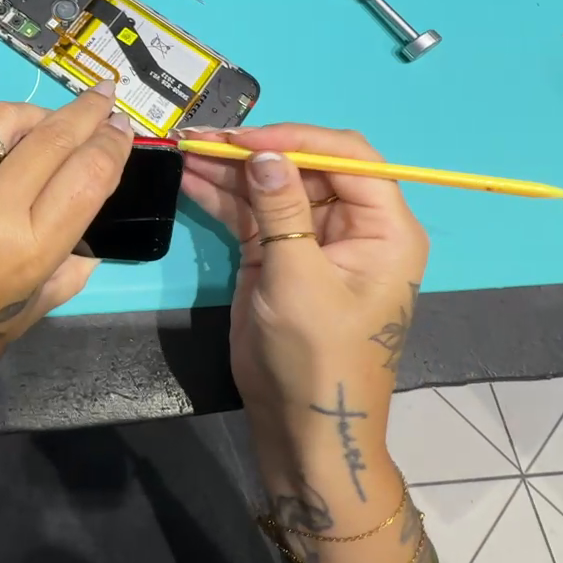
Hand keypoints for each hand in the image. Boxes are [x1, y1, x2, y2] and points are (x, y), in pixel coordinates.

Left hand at [0, 86, 132, 408]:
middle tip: (105, 99)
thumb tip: (89, 231)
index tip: (123, 128)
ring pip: (1, 119)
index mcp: (27, 249)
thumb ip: (68, 268)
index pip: (87, 176)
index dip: (113, 144)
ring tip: (48, 120)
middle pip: (52, 139)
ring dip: (36, 112)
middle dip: (88, 113)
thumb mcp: (32, 311)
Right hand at [179, 124, 427, 491]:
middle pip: (300, 166)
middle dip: (250, 151)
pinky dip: (218, 194)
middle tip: (197, 140)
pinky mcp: (275, 252)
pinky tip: (186, 177)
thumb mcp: (300, 280)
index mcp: (382, 228)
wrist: (300, 423)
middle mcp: (349, 224)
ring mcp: (309, 237)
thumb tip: (264, 155)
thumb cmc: (318, 356)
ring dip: (226, 169)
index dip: (296, 140)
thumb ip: (282, 211)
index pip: (347, 158)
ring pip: (268, 185)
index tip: (243, 140)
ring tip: (181, 150)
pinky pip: (248, 211)